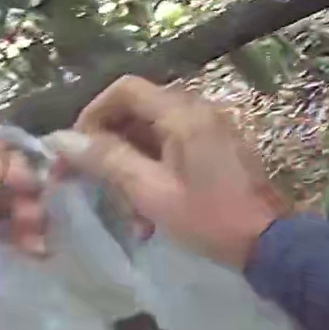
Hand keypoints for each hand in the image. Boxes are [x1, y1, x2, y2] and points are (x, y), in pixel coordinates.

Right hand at [44, 76, 286, 268]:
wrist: (267, 240)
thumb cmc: (209, 216)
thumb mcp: (151, 190)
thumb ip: (107, 159)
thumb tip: (61, 138)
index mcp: (185, 115)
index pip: (126, 89)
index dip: (92, 114)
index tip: (75, 150)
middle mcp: (202, 112)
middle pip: (139, 112)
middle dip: (110, 148)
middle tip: (89, 185)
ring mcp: (214, 130)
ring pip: (155, 136)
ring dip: (132, 169)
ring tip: (127, 213)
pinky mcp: (220, 149)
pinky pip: (176, 150)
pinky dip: (156, 175)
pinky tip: (148, 216)